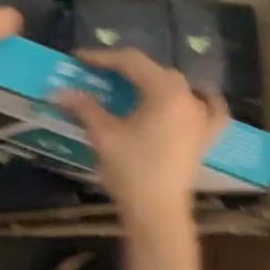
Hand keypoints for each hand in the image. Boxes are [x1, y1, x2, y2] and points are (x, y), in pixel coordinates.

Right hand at [55, 48, 228, 217]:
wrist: (157, 212)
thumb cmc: (130, 169)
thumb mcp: (104, 134)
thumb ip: (84, 107)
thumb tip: (59, 91)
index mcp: (165, 91)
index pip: (131, 62)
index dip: (103, 58)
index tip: (79, 59)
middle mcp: (188, 97)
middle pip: (155, 72)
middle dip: (125, 70)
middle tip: (98, 75)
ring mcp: (202, 117)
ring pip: (178, 88)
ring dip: (154, 83)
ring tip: (133, 87)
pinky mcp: (206, 137)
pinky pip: (210, 109)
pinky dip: (202, 98)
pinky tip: (196, 95)